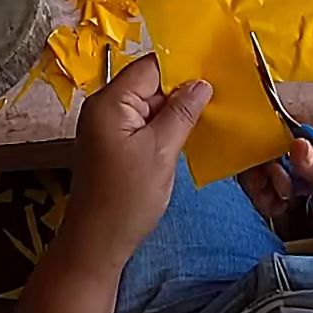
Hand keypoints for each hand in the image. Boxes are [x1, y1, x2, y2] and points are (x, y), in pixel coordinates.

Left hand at [61, 54, 210, 268]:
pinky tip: (187, 130)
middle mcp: (105, 106)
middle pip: (150, 82)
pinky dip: (165, 123)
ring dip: (175, 107)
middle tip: (216, 94)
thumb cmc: (127, 199)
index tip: (213, 71)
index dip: (181, 67)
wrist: (96, 246)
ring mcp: (108, 124)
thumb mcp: (162, 151)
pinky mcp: (114, 140)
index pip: (150, 67)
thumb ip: (182, 112)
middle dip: (181, 88)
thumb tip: (202, 82)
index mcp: (110, 102)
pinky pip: (144, 119)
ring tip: (207, 112)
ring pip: (150, 101)